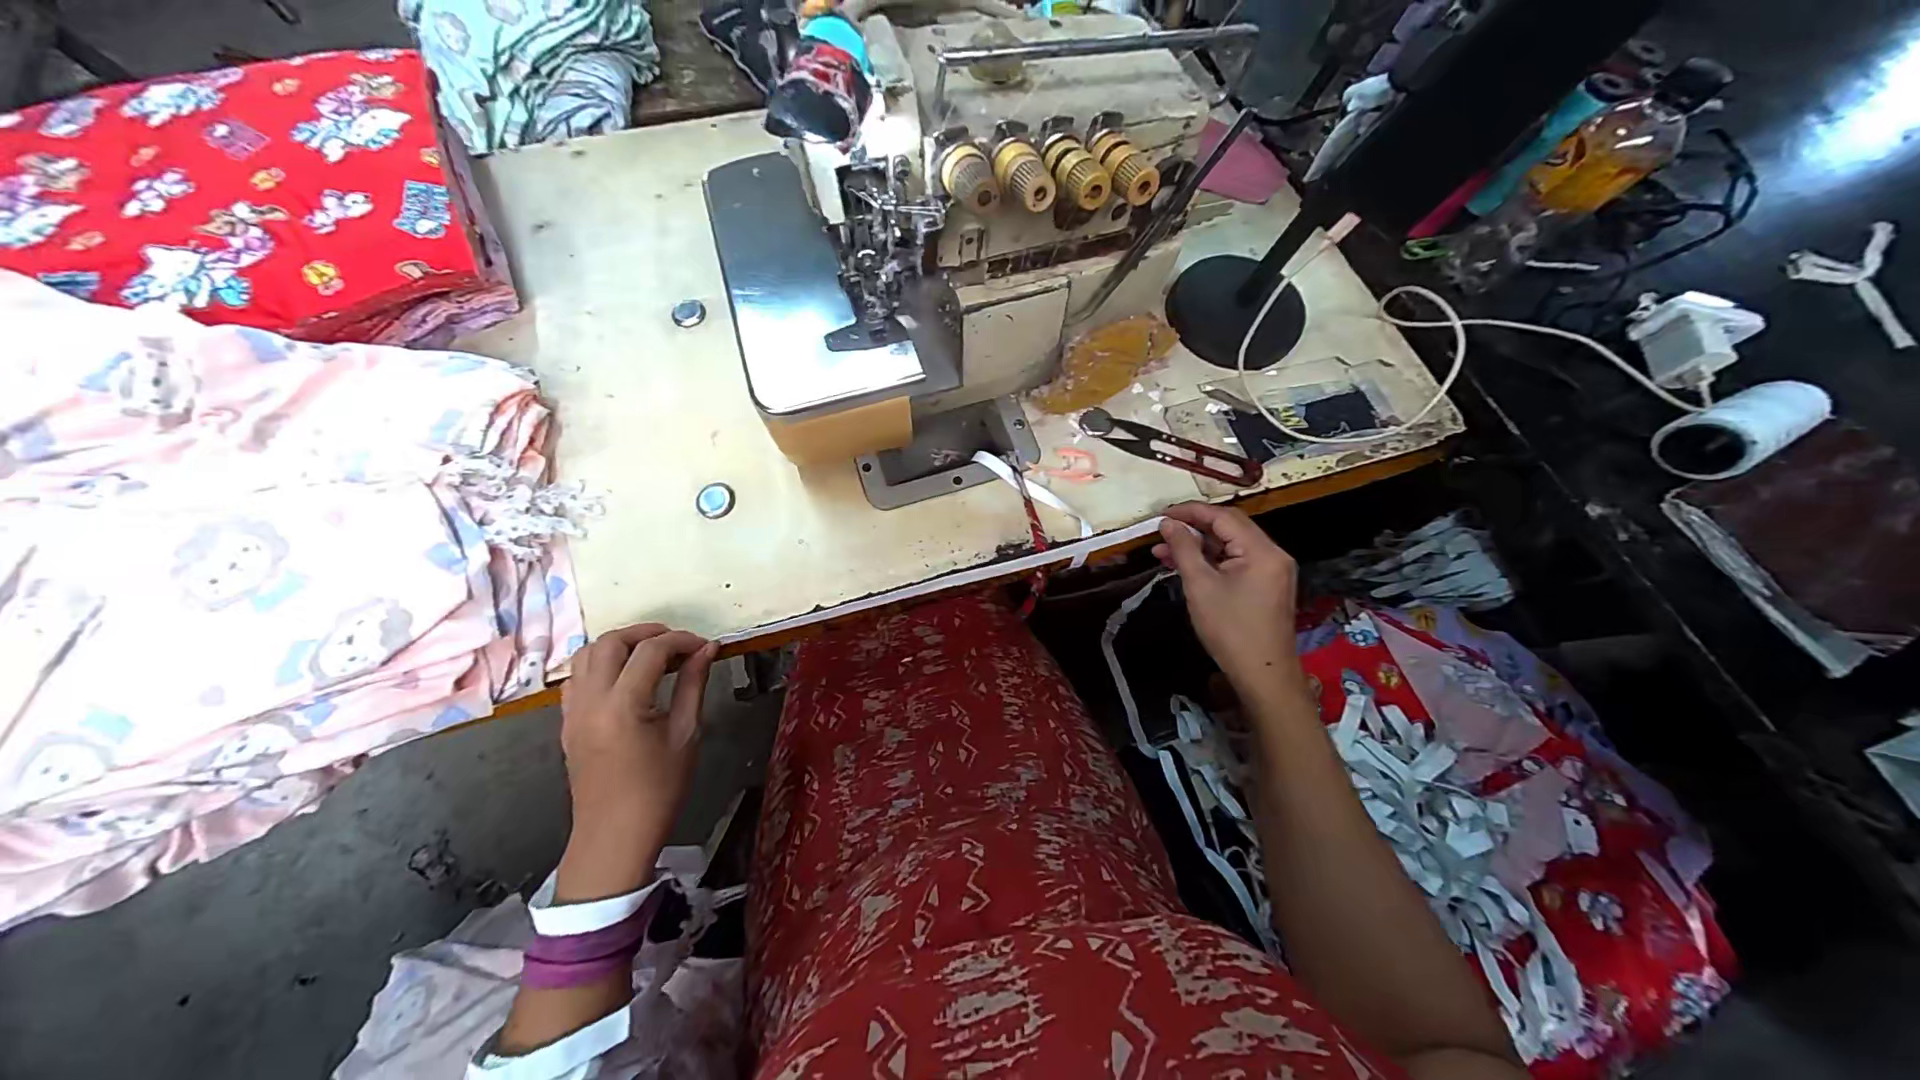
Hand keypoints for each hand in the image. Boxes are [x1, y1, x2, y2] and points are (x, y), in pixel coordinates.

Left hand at [553, 624, 717, 900]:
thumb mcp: (686, 734)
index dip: (681, 640)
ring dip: (620, 644)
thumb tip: (707, 649)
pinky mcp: (567, 722)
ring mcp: (572, 711)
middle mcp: (590, 701)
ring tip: (652, 654)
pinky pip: (577, 678)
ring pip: (587, 654)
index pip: (651, 651)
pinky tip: (625, 677)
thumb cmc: (658, 790)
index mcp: (623, 705)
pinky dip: (600, 665)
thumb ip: (694, 684)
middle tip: (678, 642)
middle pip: (611, 642)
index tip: (704, 645)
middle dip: (646, 633)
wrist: (615, 836)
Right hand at [1153, 502, 1300, 692]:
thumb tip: (1168, 524)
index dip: (1190, 512)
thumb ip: (1183, 549)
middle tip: (1161, 531)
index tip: (1162, 515)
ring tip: (1163, 552)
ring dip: (1199, 546)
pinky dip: (1211, 561)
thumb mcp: (1200, 586)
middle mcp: (1273, 554)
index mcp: (1262, 551)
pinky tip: (1186, 565)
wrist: (1262, 674)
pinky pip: (1236, 562)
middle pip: (1229, 528)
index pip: (1223, 517)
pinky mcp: (1266, 585)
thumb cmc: (1230, 630)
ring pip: (1230, 546)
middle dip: (1193, 528)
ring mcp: (1272, 570)